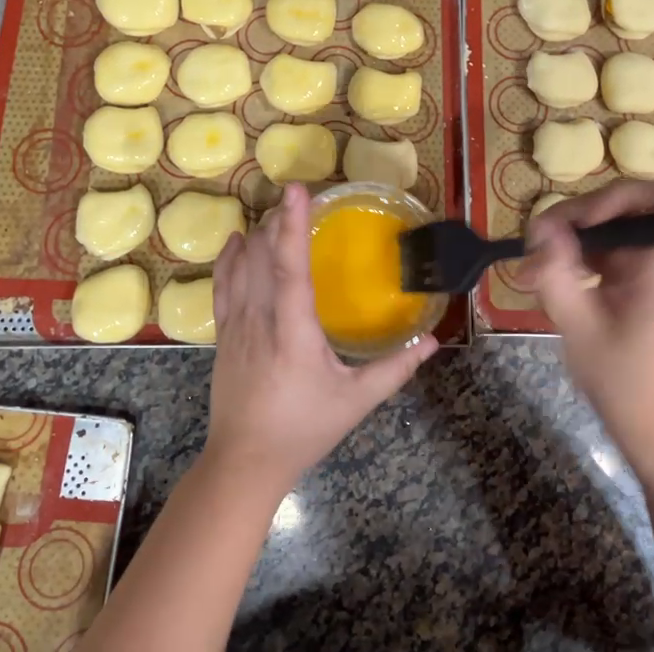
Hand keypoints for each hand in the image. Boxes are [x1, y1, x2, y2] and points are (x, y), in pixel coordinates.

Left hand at [205, 182, 436, 489]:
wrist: (243, 462)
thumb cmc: (303, 429)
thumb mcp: (355, 402)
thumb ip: (394, 369)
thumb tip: (432, 341)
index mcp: (293, 331)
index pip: (291, 268)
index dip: (292, 226)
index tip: (297, 191)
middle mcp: (259, 319)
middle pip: (262, 256)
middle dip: (278, 222)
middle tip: (298, 199)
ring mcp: (235, 326)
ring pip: (241, 266)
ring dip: (258, 235)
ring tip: (275, 212)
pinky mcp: (223, 335)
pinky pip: (221, 286)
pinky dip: (229, 259)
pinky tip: (236, 241)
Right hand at [525, 181, 653, 450]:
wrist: (650, 421)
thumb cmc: (623, 379)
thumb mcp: (580, 327)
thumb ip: (557, 274)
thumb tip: (539, 229)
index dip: (615, 198)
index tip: (579, 224)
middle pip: (621, 206)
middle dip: (576, 218)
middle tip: (539, 246)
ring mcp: (645, 266)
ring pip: (606, 225)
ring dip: (570, 237)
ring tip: (537, 266)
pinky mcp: (631, 278)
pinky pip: (602, 248)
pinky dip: (574, 256)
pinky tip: (549, 278)